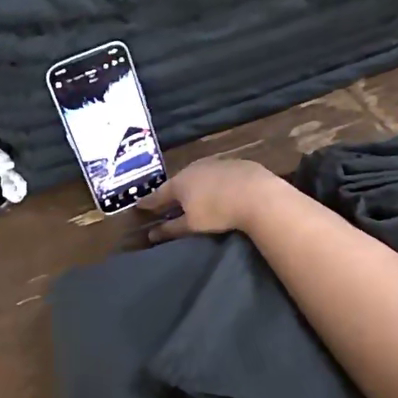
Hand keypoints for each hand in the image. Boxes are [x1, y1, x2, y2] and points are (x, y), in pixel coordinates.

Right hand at [137, 159, 288, 242]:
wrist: (257, 194)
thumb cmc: (219, 212)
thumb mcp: (192, 225)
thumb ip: (171, 229)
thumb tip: (152, 234)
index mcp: (180, 183)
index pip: (159, 194)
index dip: (149, 202)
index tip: (140, 205)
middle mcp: (193, 168)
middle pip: (178, 182)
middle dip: (172, 192)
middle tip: (167, 201)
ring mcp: (215, 163)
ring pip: (198, 175)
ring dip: (194, 185)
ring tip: (193, 196)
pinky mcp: (234, 163)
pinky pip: (218, 173)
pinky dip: (214, 182)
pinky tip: (219, 189)